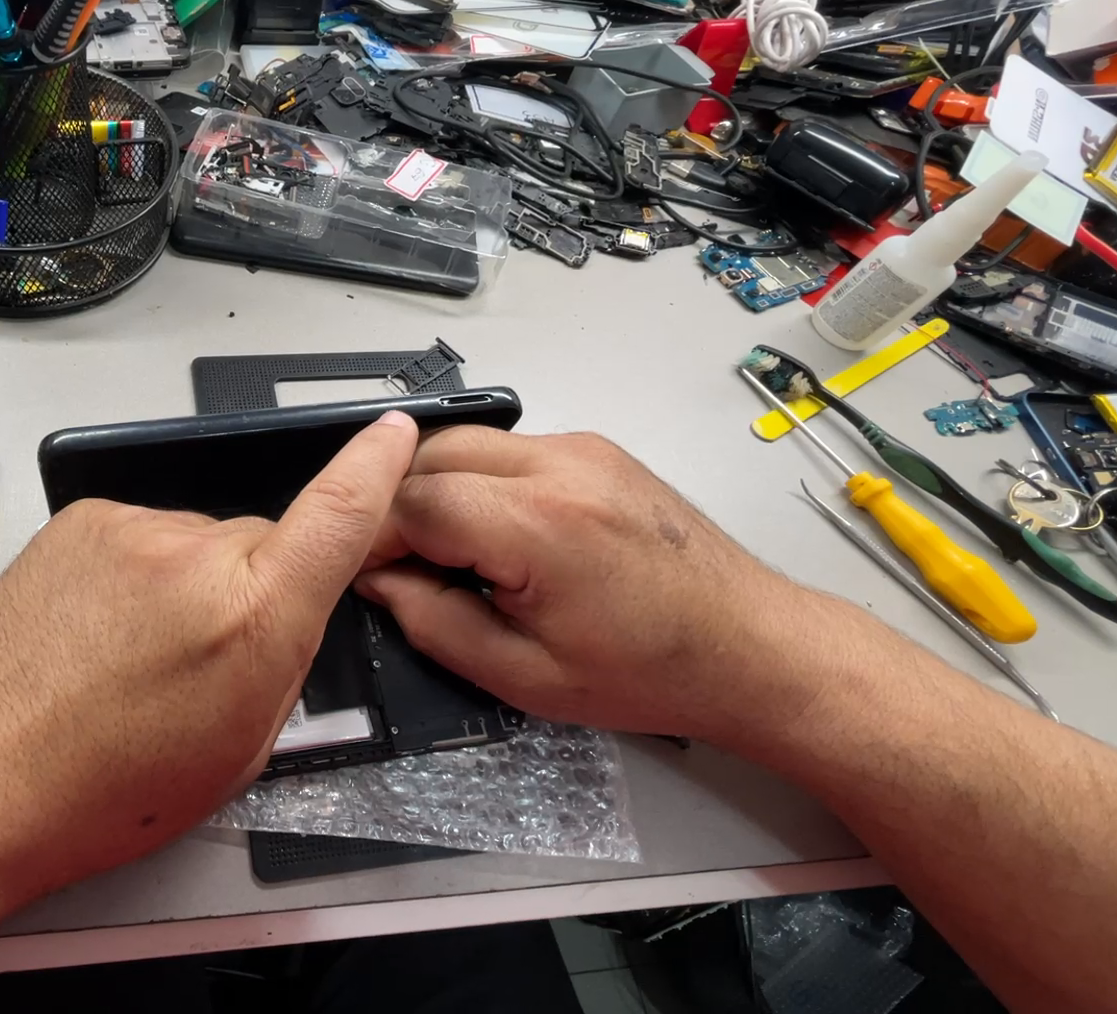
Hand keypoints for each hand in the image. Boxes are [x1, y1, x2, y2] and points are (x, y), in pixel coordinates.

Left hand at [0, 411, 418, 905]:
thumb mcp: (238, 748)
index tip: (394, 434)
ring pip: (197, 541)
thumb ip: (279, 659)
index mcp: (249, 617)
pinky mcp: (83, 519)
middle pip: (259, 540)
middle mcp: (193, 556)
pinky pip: (144, 534)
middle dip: (247, 587)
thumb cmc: (102, 787)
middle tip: (197, 650)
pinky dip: (139, 570)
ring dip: (184, 582)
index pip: (339, 513)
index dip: (375, 465)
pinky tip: (102, 624)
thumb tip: (284, 610)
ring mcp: (131, 529)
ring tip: (132, 648)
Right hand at [355, 427, 822, 743]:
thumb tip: (374, 579)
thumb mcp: (522, 674)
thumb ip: (431, 620)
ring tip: (439, 547)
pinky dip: (472, 481)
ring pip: (462, 442)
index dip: (372, 536)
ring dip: (431, 487)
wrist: (753, 646)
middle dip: (393, 503)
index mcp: (541, 525)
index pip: (414, 501)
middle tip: (394, 560)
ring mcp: (580, 446)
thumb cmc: (645, 674)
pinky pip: (502, 448)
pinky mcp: (593, 446)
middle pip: (429, 453)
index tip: (363, 571)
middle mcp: (559, 464)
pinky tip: (487, 530)